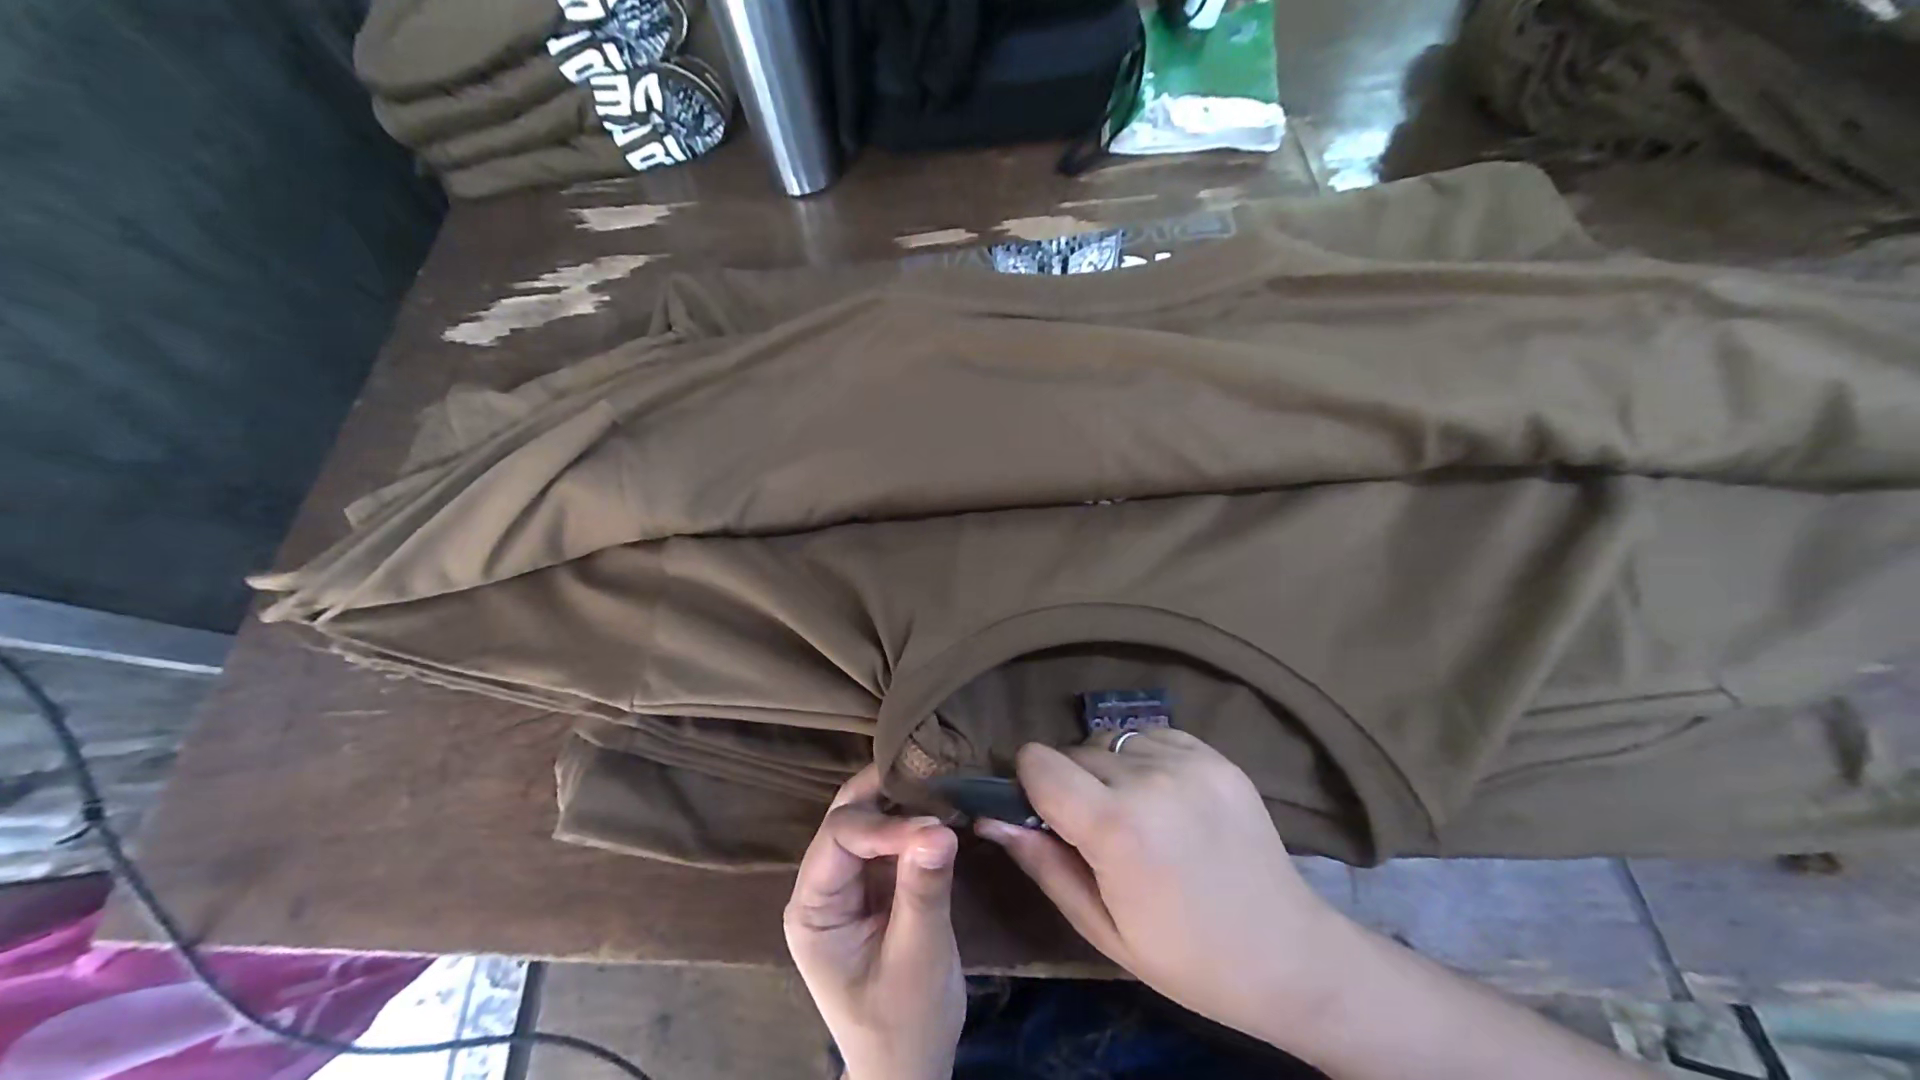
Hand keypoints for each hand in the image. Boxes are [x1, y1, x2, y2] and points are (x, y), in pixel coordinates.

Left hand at [784, 765, 964, 1079]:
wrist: (909, 1066)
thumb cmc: (905, 1023)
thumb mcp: (918, 960)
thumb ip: (923, 891)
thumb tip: (939, 828)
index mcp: (812, 908)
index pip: (839, 839)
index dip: (883, 826)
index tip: (933, 826)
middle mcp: (822, 886)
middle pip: (845, 817)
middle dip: (885, 793)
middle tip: (932, 772)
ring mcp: (848, 883)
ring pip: (866, 819)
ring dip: (901, 800)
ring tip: (941, 781)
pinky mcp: (875, 885)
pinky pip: (890, 838)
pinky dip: (914, 819)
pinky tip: (941, 806)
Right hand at [974, 729, 1348, 1041]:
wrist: (1290, 955)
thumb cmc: (1187, 958)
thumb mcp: (1101, 926)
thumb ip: (1042, 862)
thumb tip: (990, 817)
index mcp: (1117, 828)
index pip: (1038, 761)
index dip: (1027, 783)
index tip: (1038, 811)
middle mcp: (1150, 780)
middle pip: (1073, 750)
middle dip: (1068, 782)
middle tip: (1093, 830)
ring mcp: (1189, 762)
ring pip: (1110, 741)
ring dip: (1106, 769)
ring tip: (1134, 814)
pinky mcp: (1217, 756)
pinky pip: (1151, 737)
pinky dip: (1143, 761)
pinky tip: (1165, 800)